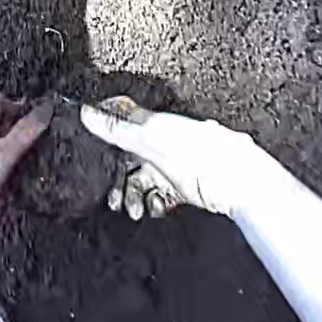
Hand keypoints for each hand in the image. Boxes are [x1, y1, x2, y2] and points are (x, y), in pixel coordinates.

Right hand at [79, 96, 270, 218]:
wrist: (235, 178)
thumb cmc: (196, 149)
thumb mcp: (148, 138)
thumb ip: (116, 128)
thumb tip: (86, 112)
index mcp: (150, 125)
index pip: (118, 127)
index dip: (104, 141)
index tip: (92, 157)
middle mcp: (158, 144)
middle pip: (127, 161)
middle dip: (116, 180)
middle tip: (112, 198)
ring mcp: (169, 166)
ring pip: (140, 182)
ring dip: (133, 197)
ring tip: (134, 210)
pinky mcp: (180, 188)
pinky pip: (157, 197)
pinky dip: (152, 204)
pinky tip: (154, 208)